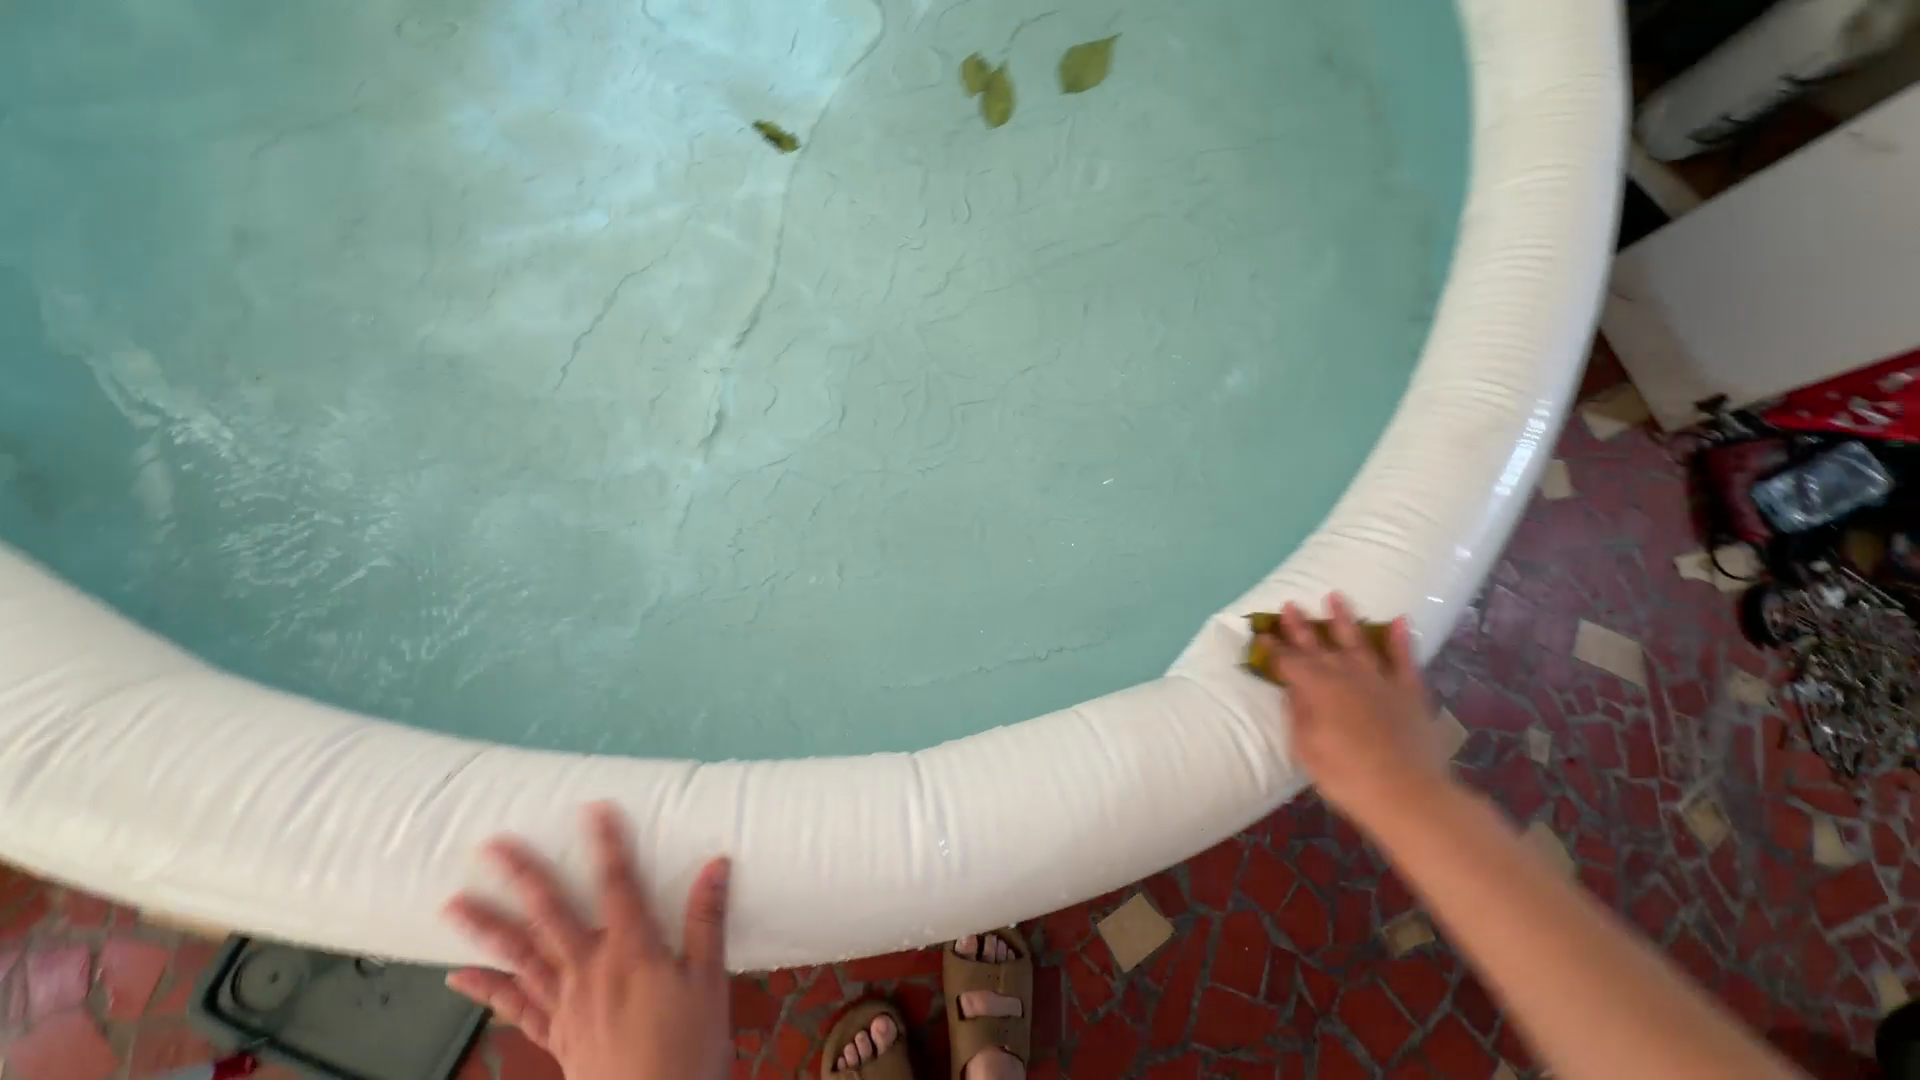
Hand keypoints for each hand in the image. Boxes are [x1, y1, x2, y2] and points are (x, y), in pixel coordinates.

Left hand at [442, 803, 732, 1079]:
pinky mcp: (554, 1035)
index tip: (593, 808)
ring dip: (485, 928)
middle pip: (550, 914)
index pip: (618, 884)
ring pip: (519, 957)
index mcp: (632, 950)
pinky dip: (485, 990)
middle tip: (489, 846)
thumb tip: (716, 864)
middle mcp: (589, 969)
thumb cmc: (688, 1048)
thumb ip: (706, 921)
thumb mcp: (710, 981)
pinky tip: (458, 977)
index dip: (607, 844)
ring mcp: (565, 1003)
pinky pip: (514, 1007)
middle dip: (521, 877)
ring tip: (452, 904)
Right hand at [1256, 594, 1450, 828]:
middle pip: (1318, 645)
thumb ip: (1298, 712)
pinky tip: (1399, 620)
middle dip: (1301, 626)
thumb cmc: (1346, 775)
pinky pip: (1405, 658)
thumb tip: (1291, 687)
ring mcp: (1380, 679)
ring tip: (1335, 596)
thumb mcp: (1306, 747)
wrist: (1407, 793)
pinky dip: (1401, 639)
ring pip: (1359, 641)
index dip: (1273, 647)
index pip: (1288, 661)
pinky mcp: (1410, 691)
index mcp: (1317, 688)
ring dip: (1345, 619)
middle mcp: (1346, 674)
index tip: (1261, 633)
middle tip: (1290, 604)